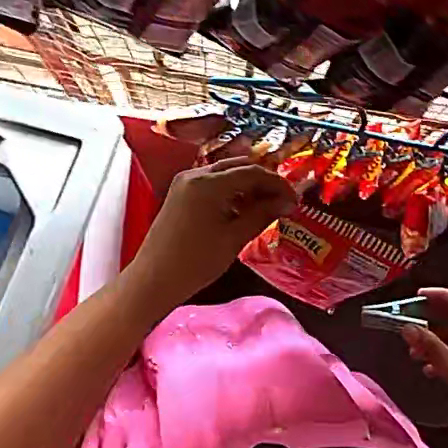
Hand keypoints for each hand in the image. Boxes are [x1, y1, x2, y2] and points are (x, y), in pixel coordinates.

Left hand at [126, 157, 294, 307]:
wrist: (153, 280)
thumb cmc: (195, 262)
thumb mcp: (234, 238)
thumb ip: (262, 214)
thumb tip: (287, 202)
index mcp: (209, 183)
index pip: (253, 172)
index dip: (277, 184)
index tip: (294, 200)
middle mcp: (195, 174)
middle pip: (239, 167)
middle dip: (263, 182)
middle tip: (283, 201)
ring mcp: (185, 182)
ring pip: (225, 174)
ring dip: (247, 186)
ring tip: (266, 208)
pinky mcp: (180, 193)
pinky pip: (212, 183)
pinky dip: (230, 192)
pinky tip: (242, 211)